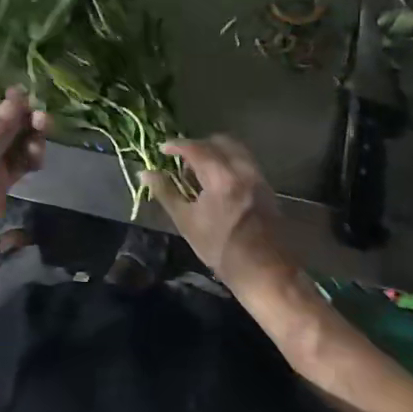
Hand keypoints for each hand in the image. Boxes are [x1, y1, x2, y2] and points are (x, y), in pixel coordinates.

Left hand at [0, 88, 49, 275]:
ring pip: (14, 140)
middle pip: (2, 120)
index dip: (4, 97)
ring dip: (30, 140)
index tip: (28, 96)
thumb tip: (18, 94)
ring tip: (39, 152)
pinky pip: (18, 161)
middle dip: (23, 120)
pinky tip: (37, 162)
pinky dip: (29, 159)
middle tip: (44, 123)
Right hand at [142, 135, 293, 290]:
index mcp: (221, 176)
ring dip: (216, 151)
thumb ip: (166, 192)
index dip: (177, 145)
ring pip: (235, 149)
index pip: (196, 148)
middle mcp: (242, 169)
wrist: (264, 270)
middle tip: (182, 160)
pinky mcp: (266, 186)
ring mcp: (258, 176)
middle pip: (219, 141)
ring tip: (200, 170)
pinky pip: (245, 161)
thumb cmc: (220, 248)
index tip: (163, 149)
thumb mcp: (186, 222)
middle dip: (198, 145)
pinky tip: (219, 181)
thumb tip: (145, 173)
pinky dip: (229, 161)